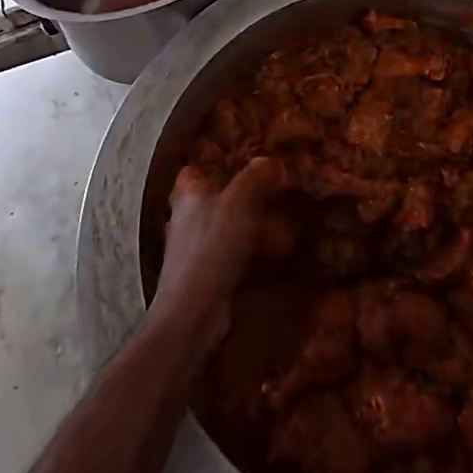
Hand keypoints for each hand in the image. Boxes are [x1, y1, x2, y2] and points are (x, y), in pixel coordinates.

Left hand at [155, 158, 285, 329]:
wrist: (193, 311)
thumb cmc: (211, 249)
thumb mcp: (237, 205)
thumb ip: (252, 180)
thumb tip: (266, 160)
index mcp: (189, 196)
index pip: (198, 171)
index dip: (220, 166)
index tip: (249, 165)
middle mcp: (187, 219)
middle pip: (218, 200)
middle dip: (248, 199)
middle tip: (277, 197)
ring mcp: (196, 249)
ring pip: (229, 228)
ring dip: (256, 228)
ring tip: (285, 229)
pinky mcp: (208, 274)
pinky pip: (234, 255)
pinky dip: (254, 253)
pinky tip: (275, 257)